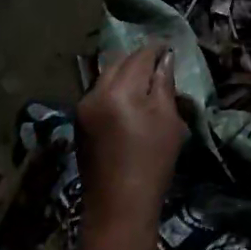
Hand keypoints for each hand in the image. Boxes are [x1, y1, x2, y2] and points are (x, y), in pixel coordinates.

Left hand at [75, 43, 187, 228]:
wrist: (118, 204)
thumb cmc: (152, 160)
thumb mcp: (167, 120)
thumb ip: (164, 85)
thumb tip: (165, 60)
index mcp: (118, 90)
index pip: (139, 56)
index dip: (156, 48)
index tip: (170, 46)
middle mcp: (94, 93)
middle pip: (118, 63)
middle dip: (139, 58)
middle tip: (161, 60)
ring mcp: (83, 109)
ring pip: (106, 77)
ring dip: (126, 73)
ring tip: (148, 79)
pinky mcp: (80, 124)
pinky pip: (99, 93)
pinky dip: (116, 89)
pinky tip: (131, 99)